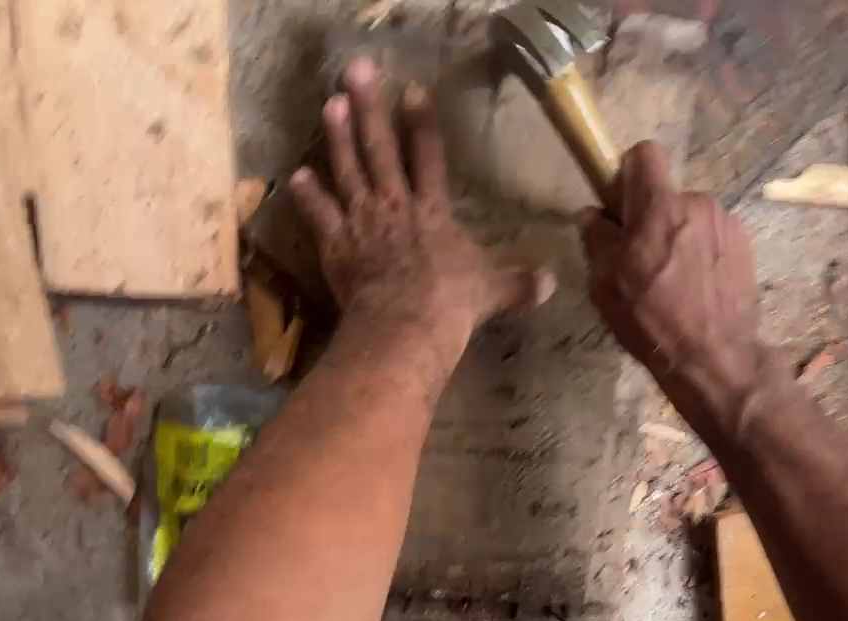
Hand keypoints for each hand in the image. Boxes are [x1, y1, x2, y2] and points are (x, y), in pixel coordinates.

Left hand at [290, 59, 551, 337]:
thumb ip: (519, 284)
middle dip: (370, 108)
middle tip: (357, 70)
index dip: (421, 123)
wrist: (407, 323)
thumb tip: (551, 284)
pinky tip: (297, 177)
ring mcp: (363, 223)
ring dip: (338, 138)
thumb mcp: (494, 292)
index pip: (428, 157)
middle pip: (380, 149)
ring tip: (330, 104)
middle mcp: (395, 207)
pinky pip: (320, 215)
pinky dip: (309, 196)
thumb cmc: (452, 304)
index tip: (412, 91)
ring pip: (348, 171)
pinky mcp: (338, 246)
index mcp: (433, 212)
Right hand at [581, 143, 768, 400]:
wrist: (713, 356)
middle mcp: (697, 203)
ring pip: (689, 220)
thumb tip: (593, 215)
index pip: (643, 155)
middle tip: (640, 264)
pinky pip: (711, 239)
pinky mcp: (745, 246)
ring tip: (670, 286)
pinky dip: (699, 257)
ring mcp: (725, 223)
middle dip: (651, 221)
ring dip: (677, 241)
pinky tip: (694, 292)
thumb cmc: (651, 320)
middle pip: (665, 197)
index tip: (620, 207)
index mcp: (659, 206)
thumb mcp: (605, 285)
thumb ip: (597, 241)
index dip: (626, 175)